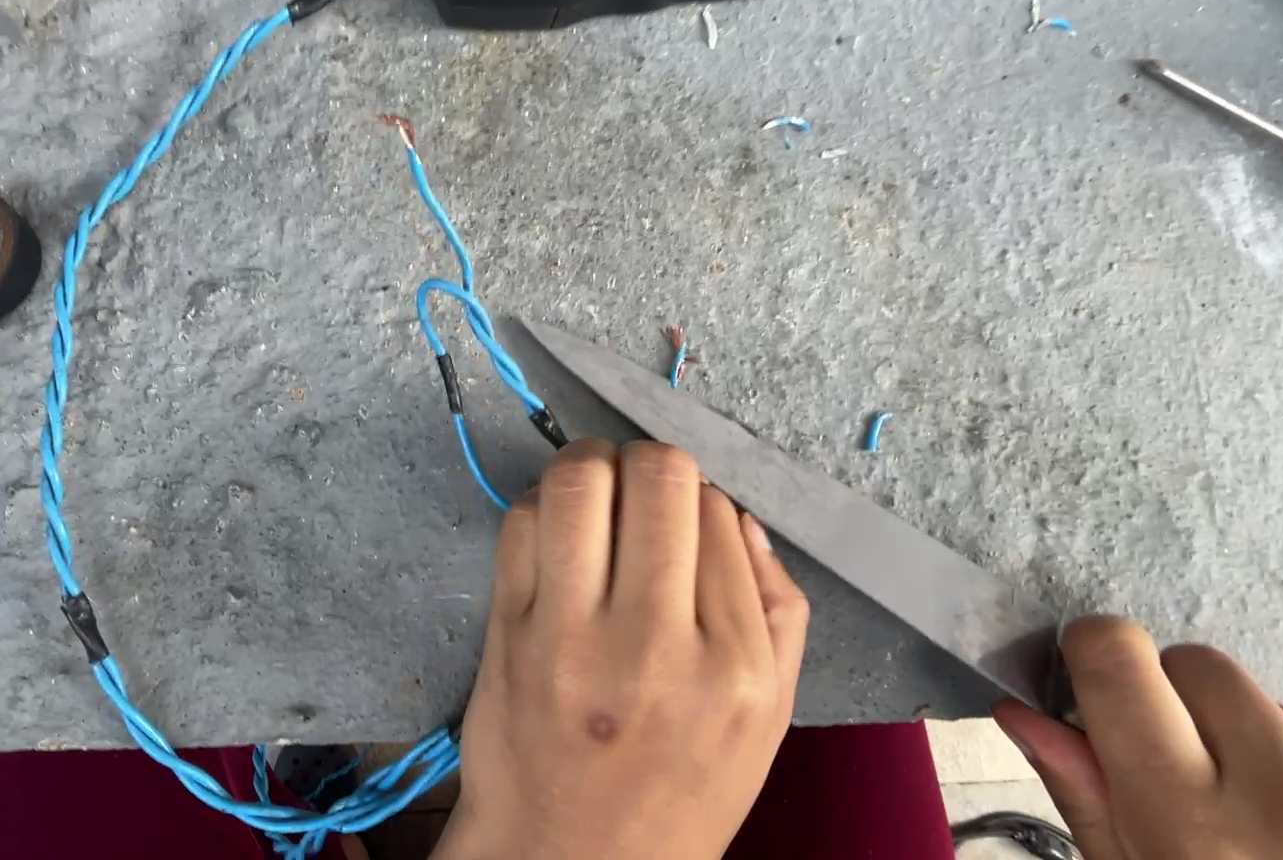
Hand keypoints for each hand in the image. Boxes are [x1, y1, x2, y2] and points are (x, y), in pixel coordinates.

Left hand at [432, 439, 810, 859]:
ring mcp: (568, 632)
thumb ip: (777, 609)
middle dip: (648, 462)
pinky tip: (554, 529)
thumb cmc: (679, 787)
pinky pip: (518, 518)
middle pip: (655, 477)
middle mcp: (654, 641)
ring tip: (595, 489)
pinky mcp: (505, 624)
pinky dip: (538, 502)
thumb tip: (739, 512)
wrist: (568, 858)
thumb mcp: (767, 718)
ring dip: (589, 463)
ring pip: (579, 480)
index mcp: (735, 664)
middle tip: (636, 485)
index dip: (699, 499)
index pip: (719, 513)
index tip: (682, 518)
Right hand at [995, 616, 1282, 858]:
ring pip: (1274, 706)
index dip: (1096, 653)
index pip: (1118, 657)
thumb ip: (1082, 795)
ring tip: (1260, 814)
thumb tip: (1020, 711)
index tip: (1093, 684)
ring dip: (1248, 736)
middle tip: (1174, 757)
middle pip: (1197, 664)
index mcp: (1188, 816)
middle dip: (1172, 693)